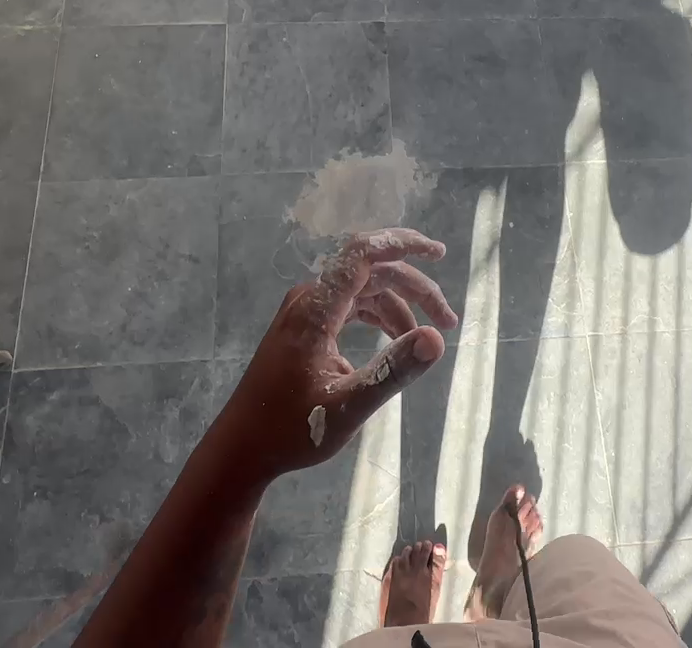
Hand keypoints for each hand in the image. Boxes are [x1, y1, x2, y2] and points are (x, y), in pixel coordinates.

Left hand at [212, 229, 455, 482]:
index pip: (362, 254)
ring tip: (432, 332)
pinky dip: (380, 314)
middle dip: (414, 287)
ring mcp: (306, 310)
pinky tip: (397, 337)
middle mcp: (310, 299)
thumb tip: (436, 339)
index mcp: (315, 309)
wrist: (242, 447)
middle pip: (371, 271)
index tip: (439, 253)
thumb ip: (392, 373)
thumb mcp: (346, 409)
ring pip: (364, 288)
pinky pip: (352, 303)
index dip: (401, 243)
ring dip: (400, 303)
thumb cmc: (289, 431)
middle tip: (449, 319)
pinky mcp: (307, 324)